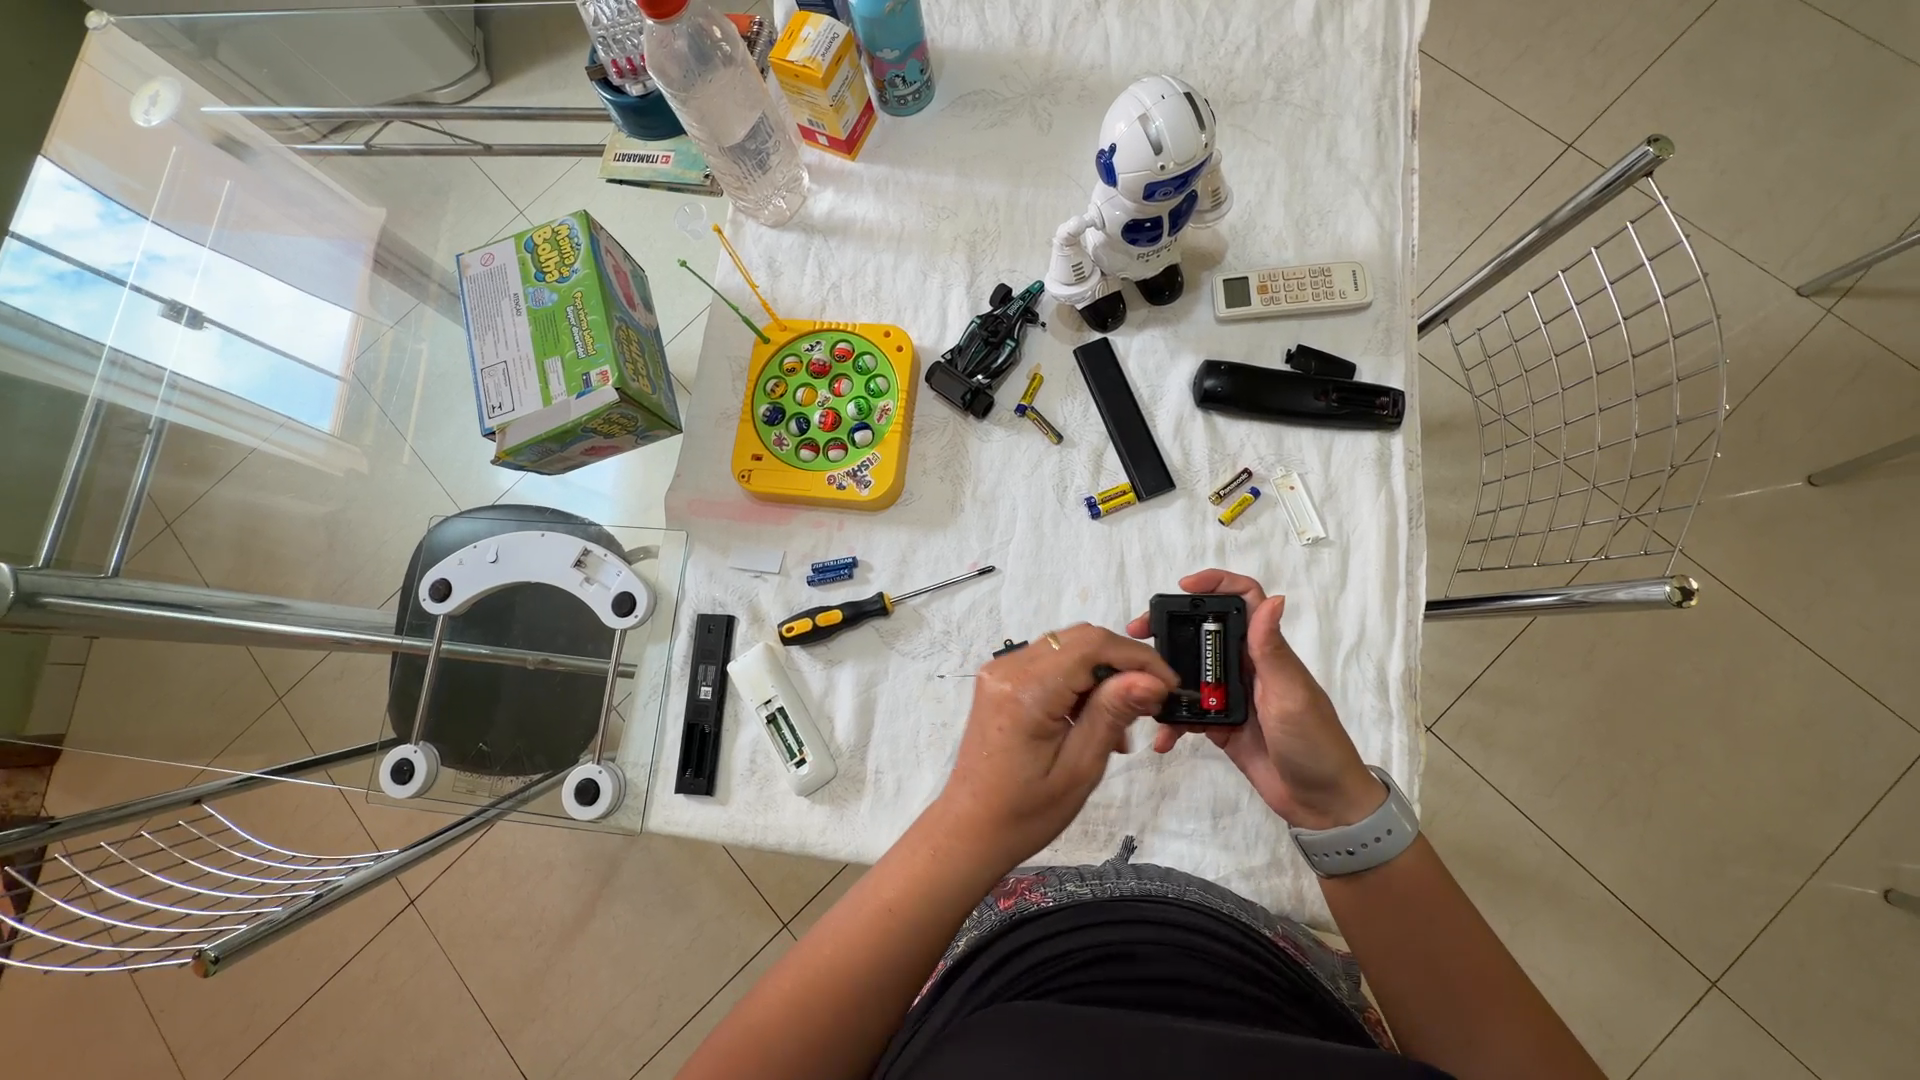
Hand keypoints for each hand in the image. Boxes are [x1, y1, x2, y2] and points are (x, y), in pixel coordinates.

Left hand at [932, 624, 1178, 872]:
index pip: (1093, 645)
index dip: (1138, 658)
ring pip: (1067, 648)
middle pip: (1081, 639)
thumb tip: (1150, 679)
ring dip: (1101, 675)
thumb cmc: (1025, 812)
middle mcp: (1008, 669)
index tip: (1168, 687)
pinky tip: (1090, 721)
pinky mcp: (1000, 681)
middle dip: (1122, 665)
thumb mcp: (1080, 768)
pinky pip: (1050, 664)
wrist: (970, 828)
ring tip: (1118, 726)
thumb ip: (1112, 714)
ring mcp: (1000, 672)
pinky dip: (1078, 682)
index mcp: (1026, 690)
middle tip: (1148, 707)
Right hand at [1127, 570, 1381, 829]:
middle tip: (1137, 635)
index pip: (1244, 601)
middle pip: (1202, 634)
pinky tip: (1162, 737)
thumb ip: (1273, 650)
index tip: (1182, 587)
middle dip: (1169, 630)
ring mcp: (1230, 696)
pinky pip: (1186, 715)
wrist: (1322, 804)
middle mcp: (1245, 667)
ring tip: (1137, 689)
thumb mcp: (1291, 694)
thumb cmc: (1315, 742)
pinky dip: (1171, 724)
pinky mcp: (1219, 725)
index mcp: (1266, 652)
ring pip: (1187, 674)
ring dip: (1163, 680)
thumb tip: (1273, 598)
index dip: (1216, 584)